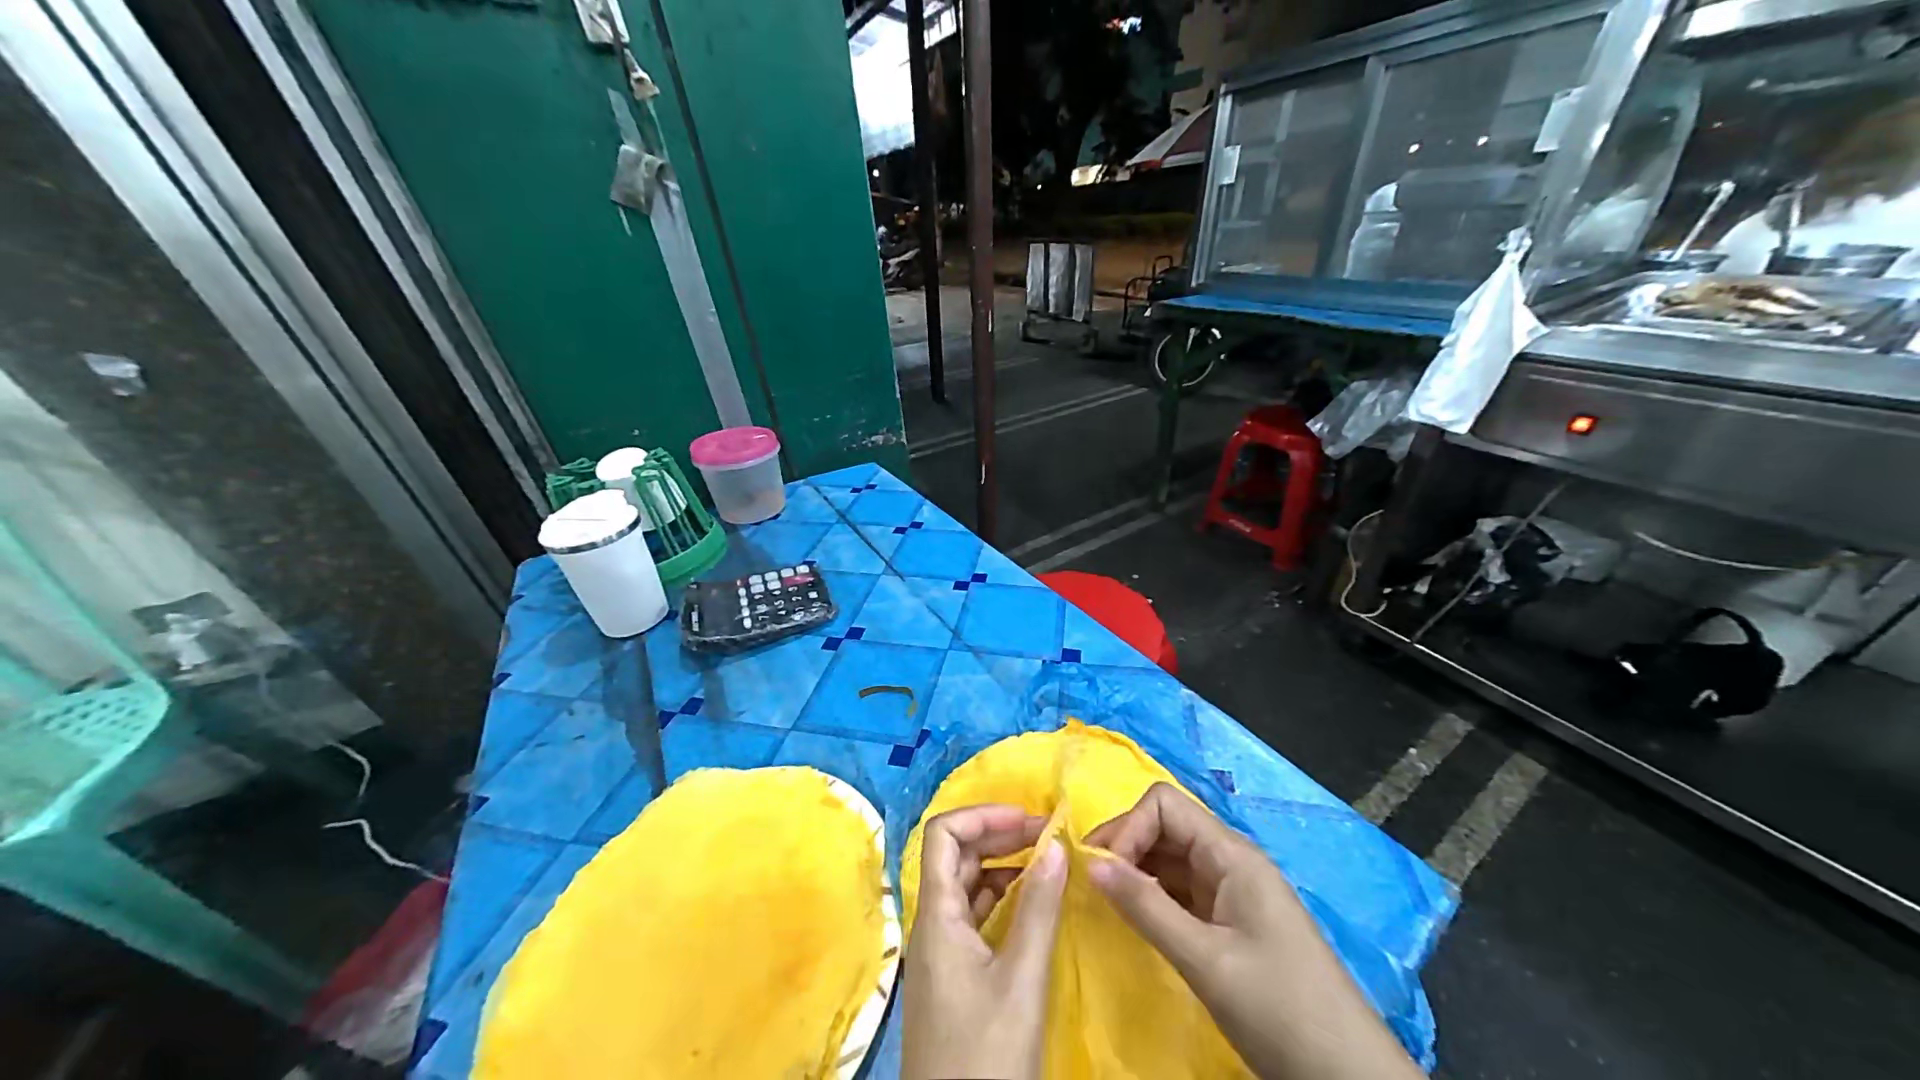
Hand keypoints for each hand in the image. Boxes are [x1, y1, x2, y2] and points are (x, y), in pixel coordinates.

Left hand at [901, 805, 1066, 1079]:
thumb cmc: (987, 1054)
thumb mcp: (1021, 980)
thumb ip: (1037, 909)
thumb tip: (1055, 847)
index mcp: (936, 915)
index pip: (943, 835)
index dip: (983, 816)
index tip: (1029, 819)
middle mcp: (931, 923)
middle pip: (955, 855)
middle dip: (998, 835)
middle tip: (1046, 837)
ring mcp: (940, 950)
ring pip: (965, 885)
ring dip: (1002, 865)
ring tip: (1045, 863)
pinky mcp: (952, 975)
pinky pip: (973, 916)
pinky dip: (1000, 898)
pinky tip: (1031, 903)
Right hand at [1085, 784, 1420, 1079]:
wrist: (1349, 1076)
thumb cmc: (1280, 1010)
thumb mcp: (1205, 960)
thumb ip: (1146, 907)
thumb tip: (1090, 863)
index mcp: (1231, 855)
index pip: (1164, 806)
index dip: (1127, 827)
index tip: (1102, 871)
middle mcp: (1230, 862)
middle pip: (1165, 827)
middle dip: (1124, 845)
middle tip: (1091, 883)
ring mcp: (1232, 892)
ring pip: (1170, 859)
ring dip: (1135, 871)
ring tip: (1105, 901)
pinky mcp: (1230, 921)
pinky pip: (1180, 890)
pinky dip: (1152, 896)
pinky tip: (1134, 918)